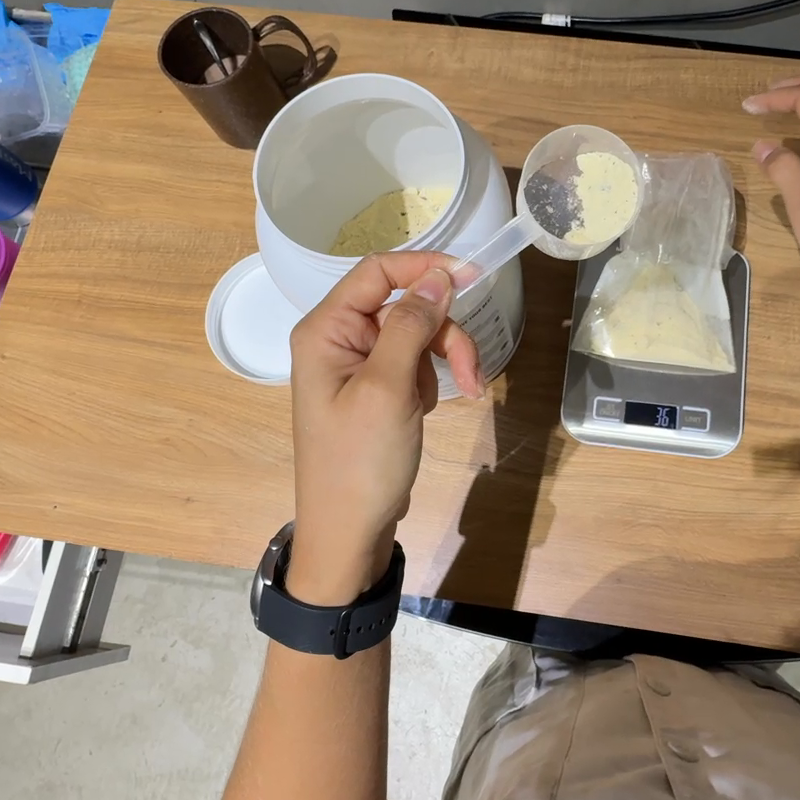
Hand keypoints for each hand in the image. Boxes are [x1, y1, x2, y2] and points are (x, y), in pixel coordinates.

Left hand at [287, 252, 481, 604]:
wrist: (349, 532)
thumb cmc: (360, 461)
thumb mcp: (388, 388)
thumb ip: (411, 325)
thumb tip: (438, 276)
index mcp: (326, 330)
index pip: (378, 272)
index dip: (425, 267)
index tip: (473, 276)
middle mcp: (338, 340)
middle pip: (405, 307)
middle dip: (443, 334)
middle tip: (471, 373)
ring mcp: (358, 367)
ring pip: (416, 336)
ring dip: (444, 360)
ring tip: (463, 395)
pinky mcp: (376, 390)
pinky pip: (413, 365)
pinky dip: (432, 381)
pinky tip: (429, 411)